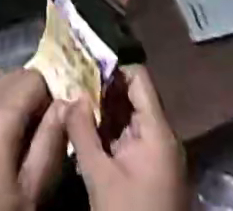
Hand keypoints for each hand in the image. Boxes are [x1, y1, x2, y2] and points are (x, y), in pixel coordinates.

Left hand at [0, 68, 67, 210]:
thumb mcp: (32, 189)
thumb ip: (51, 142)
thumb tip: (68, 103)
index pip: (37, 77)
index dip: (55, 98)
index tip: (65, 127)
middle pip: (17, 78)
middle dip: (38, 100)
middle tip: (50, 139)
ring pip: (3, 89)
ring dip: (21, 108)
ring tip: (31, 148)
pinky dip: (4, 115)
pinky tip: (9, 149)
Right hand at [62, 65, 188, 210]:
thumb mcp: (99, 174)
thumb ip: (82, 130)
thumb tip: (70, 94)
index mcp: (157, 132)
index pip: (138, 78)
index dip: (112, 65)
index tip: (82, 58)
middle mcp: (162, 137)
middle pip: (133, 95)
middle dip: (101, 84)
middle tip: (69, 72)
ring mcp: (158, 154)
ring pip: (129, 115)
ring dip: (103, 105)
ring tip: (71, 91)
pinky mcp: (151, 169)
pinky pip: (130, 135)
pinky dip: (109, 126)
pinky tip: (84, 122)